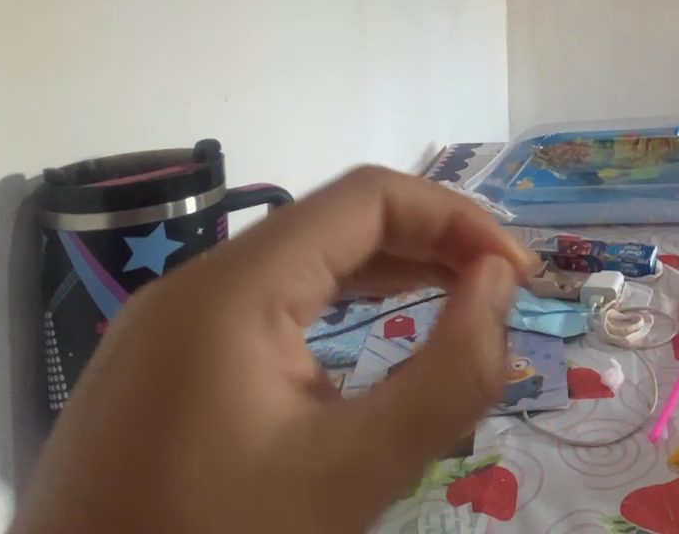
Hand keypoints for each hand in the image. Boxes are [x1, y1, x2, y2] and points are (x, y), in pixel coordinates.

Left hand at [12, 166, 535, 533]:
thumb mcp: (351, 480)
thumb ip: (449, 374)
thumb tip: (498, 282)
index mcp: (229, 291)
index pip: (368, 198)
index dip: (455, 217)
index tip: (513, 273)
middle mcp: (193, 285)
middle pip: (337, 220)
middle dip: (431, 241)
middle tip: (499, 289)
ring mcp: (170, 325)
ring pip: (306, 258)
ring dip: (393, 267)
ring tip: (461, 297)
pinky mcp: (165, 365)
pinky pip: (273, 301)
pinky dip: (344, 300)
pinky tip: (383, 327)